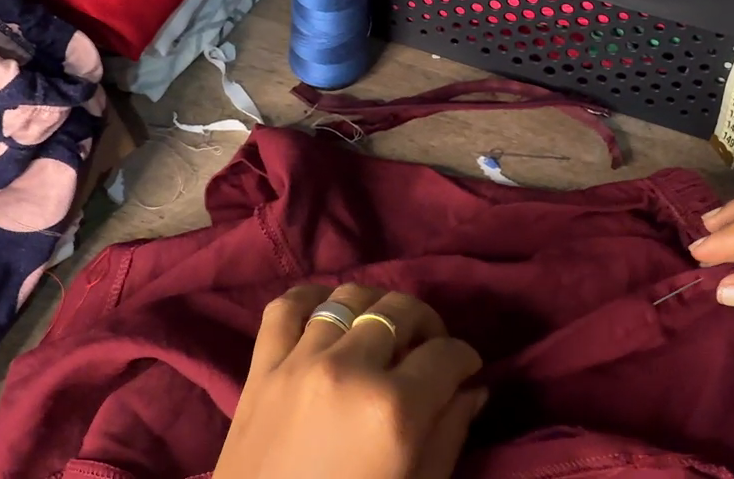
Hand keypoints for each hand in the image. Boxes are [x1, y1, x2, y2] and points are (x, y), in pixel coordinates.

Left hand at [213, 283, 486, 478]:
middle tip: (429, 349)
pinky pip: (285, 307)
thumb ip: (449, 436)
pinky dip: (310, 299)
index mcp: (393, 410)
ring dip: (375, 307)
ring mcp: (299, 364)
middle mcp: (349, 370)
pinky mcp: (260, 370)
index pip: (445, 354)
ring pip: (349, 297)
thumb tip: (473, 390)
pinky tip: (327, 312)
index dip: (464, 358)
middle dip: (426, 324)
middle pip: (400, 310)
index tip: (466, 369)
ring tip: (382, 331)